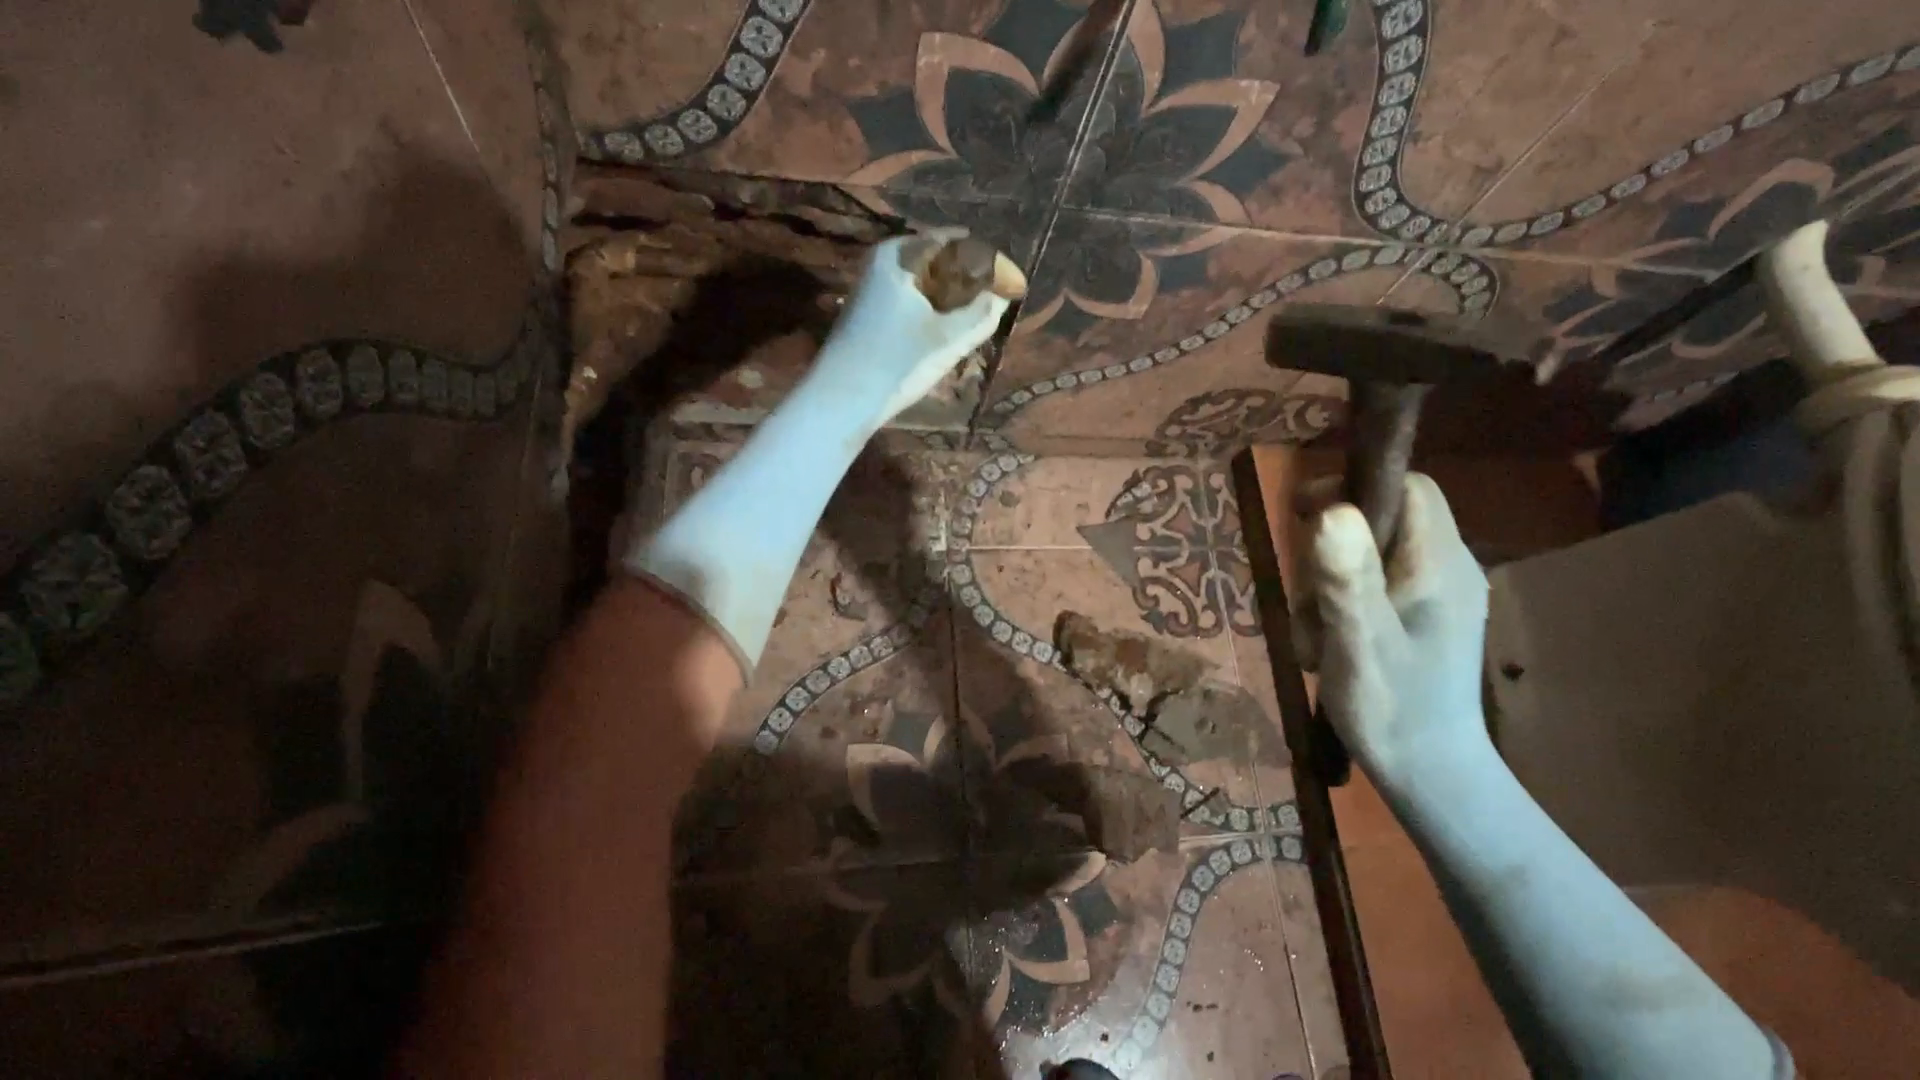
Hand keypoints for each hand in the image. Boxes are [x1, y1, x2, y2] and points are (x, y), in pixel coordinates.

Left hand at [813, 231, 1011, 425]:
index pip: (950, 240)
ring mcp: (869, 290)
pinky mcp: (866, 316)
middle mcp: (880, 264)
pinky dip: (929, 307)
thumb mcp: (949, 338)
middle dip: (965, 276)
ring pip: (920, 281)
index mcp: (897, 255)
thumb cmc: (897, 362)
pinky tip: (945, 329)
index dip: (982, 258)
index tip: (1007, 278)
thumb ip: (982, 313)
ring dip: (948, 295)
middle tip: (995, 297)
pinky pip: (908, 299)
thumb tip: (1002, 295)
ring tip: (976, 314)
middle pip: (934, 259)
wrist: (841, 401)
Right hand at [1292, 473, 1490, 785]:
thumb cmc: (1394, 709)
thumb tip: (1329, 510)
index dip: (1353, 488)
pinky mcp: (1424, 619)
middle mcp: (1447, 568)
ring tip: (1317, 640)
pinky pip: (1374, 587)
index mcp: (1439, 563)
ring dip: (1328, 589)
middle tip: (1308, 605)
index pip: (1406, 486)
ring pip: (1369, 556)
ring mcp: (1437, 595)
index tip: (1305, 517)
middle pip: (1380, 520)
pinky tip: (1330, 648)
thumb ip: (1346, 576)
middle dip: (1331, 554)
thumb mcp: (1359, 641)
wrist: (1431, 778)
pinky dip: (1343, 608)